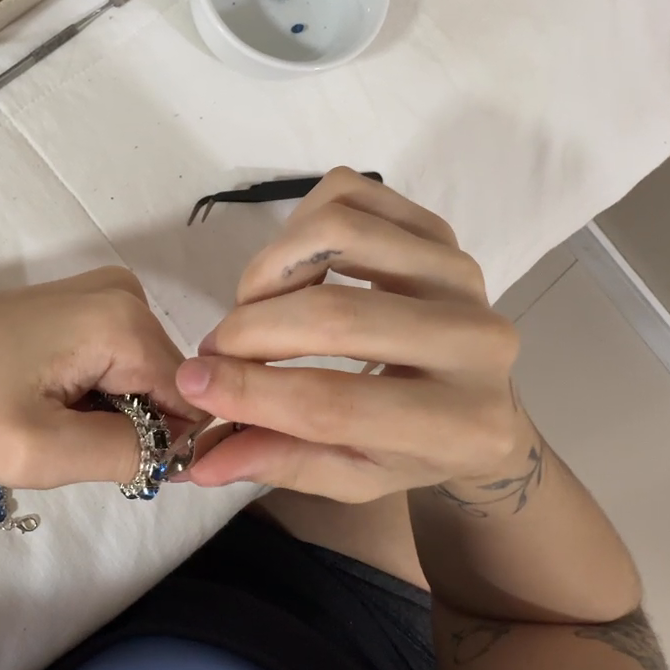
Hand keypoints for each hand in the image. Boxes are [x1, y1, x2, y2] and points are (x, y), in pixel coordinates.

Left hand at [0, 267, 200, 489]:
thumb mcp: (43, 451)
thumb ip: (127, 455)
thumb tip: (183, 454)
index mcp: (121, 320)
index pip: (190, 400)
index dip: (163, 447)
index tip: (115, 470)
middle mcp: (123, 292)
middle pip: (167, 384)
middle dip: (132, 427)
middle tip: (68, 442)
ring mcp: (103, 290)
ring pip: (144, 375)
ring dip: (111, 411)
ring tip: (53, 418)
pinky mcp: (83, 300)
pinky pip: (120, 357)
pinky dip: (97, 390)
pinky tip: (51, 396)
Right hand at [175, 168, 524, 502]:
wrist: (477, 396)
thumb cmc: (410, 444)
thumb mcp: (351, 475)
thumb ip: (278, 463)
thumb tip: (196, 461)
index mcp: (460, 424)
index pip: (335, 405)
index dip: (251, 393)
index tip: (192, 384)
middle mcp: (476, 342)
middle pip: (335, 315)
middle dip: (251, 330)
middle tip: (215, 347)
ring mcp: (460, 273)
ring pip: (338, 233)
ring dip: (271, 269)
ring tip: (255, 304)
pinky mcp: (439, 230)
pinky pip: (348, 193)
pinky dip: (299, 224)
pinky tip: (293, 265)